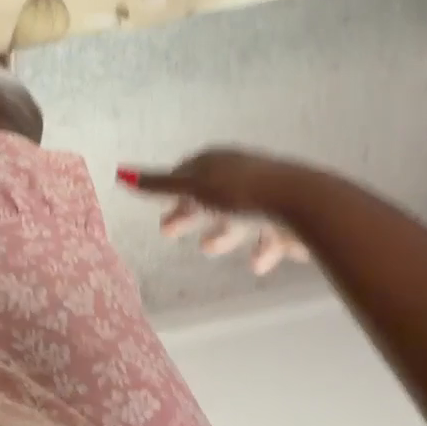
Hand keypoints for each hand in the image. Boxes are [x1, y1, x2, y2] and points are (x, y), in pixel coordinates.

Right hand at [116, 149, 315, 274]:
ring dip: (222, 235)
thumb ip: (158, 184)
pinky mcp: (291, 218)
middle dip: (190, 215)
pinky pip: (269, 236)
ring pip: (238, 217)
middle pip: (210, 195)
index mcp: (218, 161)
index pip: (188, 172)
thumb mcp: (193, 188)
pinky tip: (256, 265)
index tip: (160, 207)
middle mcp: (243, 173)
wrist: (306, 206)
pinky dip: (259, 249)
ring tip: (209, 249)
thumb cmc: (242, 193)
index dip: (172, 189)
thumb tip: (119, 173)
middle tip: (169, 232)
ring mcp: (268, 195)